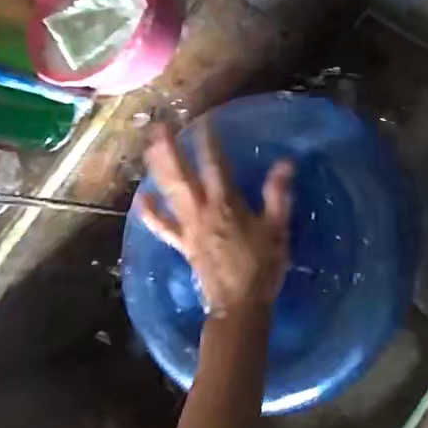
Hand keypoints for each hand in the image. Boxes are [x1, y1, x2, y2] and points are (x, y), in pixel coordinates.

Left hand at [141, 119, 293, 316]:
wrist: (239, 306)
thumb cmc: (262, 266)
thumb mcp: (277, 229)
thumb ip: (278, 194)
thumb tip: (285, 162)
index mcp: (226, 205)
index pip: (215, 165)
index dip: (209, 142)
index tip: (204, 120)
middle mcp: (202, 212)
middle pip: (181, 175)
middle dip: (170, 149)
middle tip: (159, 125)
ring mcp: (188, 228)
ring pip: (169, 193)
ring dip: (158, 169)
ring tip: (149, 147)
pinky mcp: (182, 244)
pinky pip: (162, 227)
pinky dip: (150, 212)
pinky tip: (141, 198)